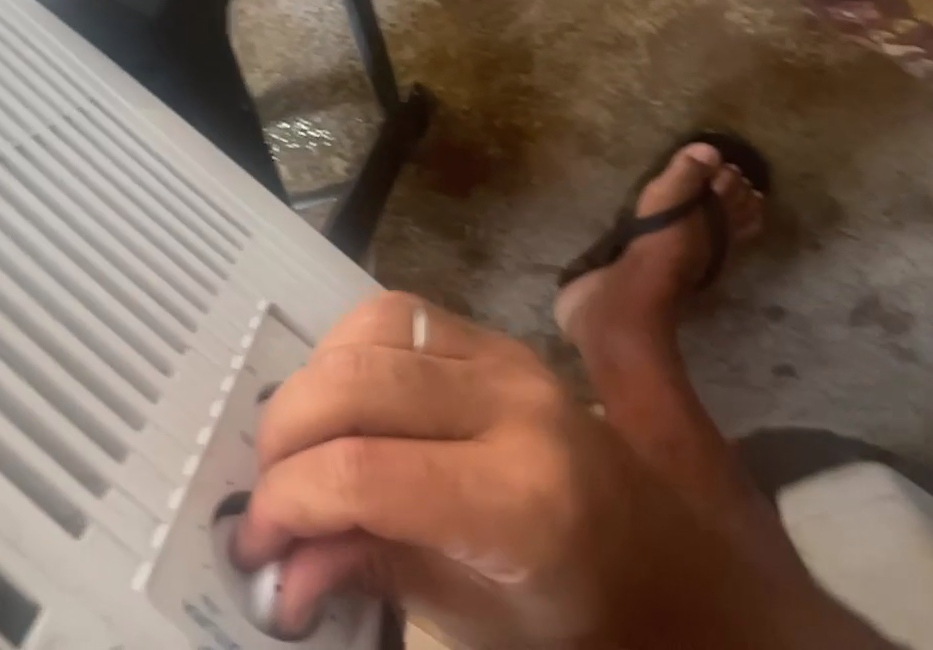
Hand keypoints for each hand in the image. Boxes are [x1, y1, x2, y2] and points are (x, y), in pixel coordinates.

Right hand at [233, 292, 666, 645]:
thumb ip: (365, 573)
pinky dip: (347, 348)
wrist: (675, 566)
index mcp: (523, 502)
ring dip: (313, 384)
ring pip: (369, 331)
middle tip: (271, 491)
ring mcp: (508, 359)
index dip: (287, 500)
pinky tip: (347, 398)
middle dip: (283, 437)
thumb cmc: (578, 612)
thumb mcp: (470, 619)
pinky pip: (396, 313)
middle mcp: (515, 409)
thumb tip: (272, 572)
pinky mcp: (497, 339)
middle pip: (352, 385)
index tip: (257, 539)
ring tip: (306, 443)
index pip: (362, 474)